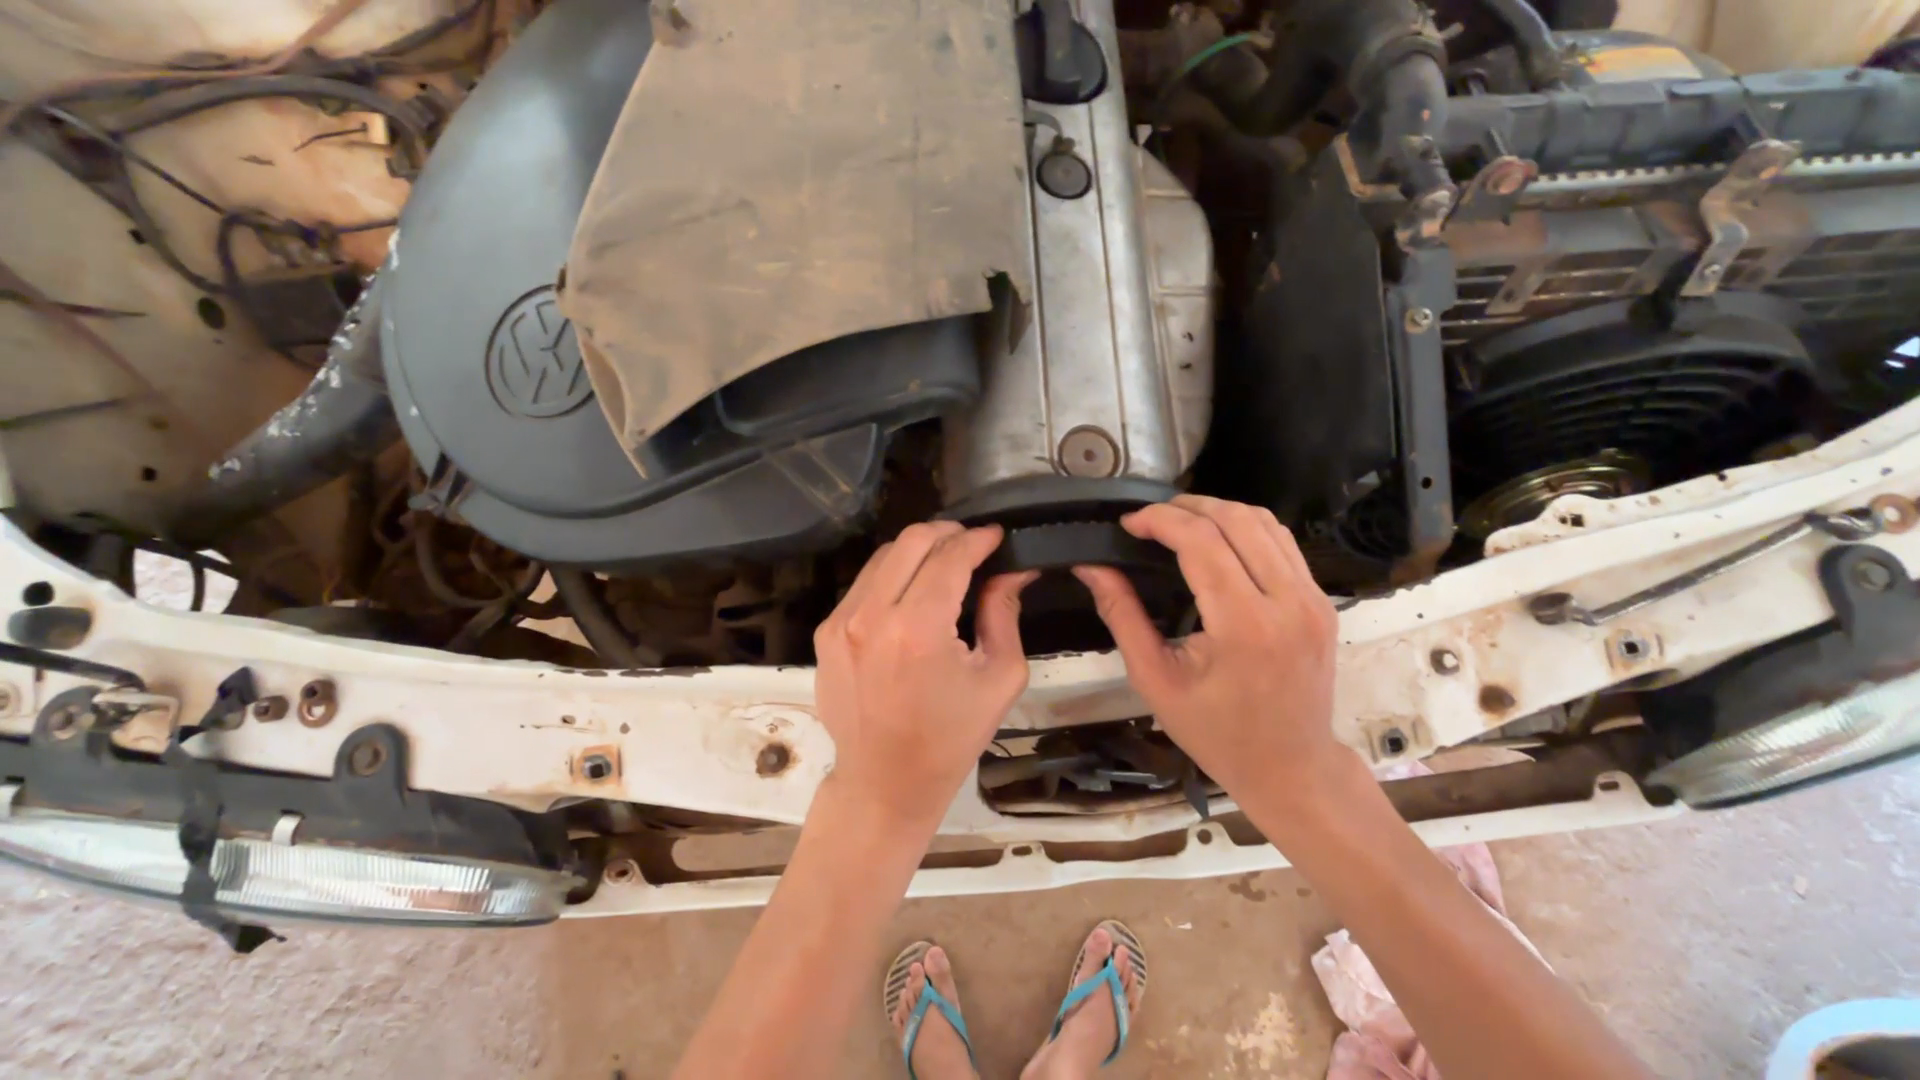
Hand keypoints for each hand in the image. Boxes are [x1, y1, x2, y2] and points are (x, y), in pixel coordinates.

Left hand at [812, 522, 1037, 825]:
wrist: (885, 782)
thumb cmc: (951, 737)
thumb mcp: (999, 678)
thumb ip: (1004, 613)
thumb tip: (1013, 569)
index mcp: (918, 628)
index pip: (951, 557)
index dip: (979, 539)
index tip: (997, 536)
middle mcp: (872, 615)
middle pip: (910, 541)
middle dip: (947, 534)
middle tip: (972, 543)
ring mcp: (841, 623)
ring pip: (882, 557)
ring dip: (917, 551)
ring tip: (945, 563)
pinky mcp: (826, 634)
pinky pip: (863, 585)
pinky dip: (891, 577)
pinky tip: (912, 594)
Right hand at [1074, 496, 1342, 795]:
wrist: (1291, 766)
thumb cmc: (1216, 733)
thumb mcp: (1155, 680)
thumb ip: (1122, 615)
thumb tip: (1091, 567)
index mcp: (1244, 626)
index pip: (1201, 542)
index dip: (1159, 520)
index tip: (1128, 524)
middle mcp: (1287, 603)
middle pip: (1237, 520)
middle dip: (1187, 507)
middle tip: (1149, 519)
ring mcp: (1312, 599)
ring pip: (1265, 522)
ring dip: (1218, 512)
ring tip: (1179, 522)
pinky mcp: (1322, 601)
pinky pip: (1283, 544)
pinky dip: (1246, 530)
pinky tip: (1218, 542)